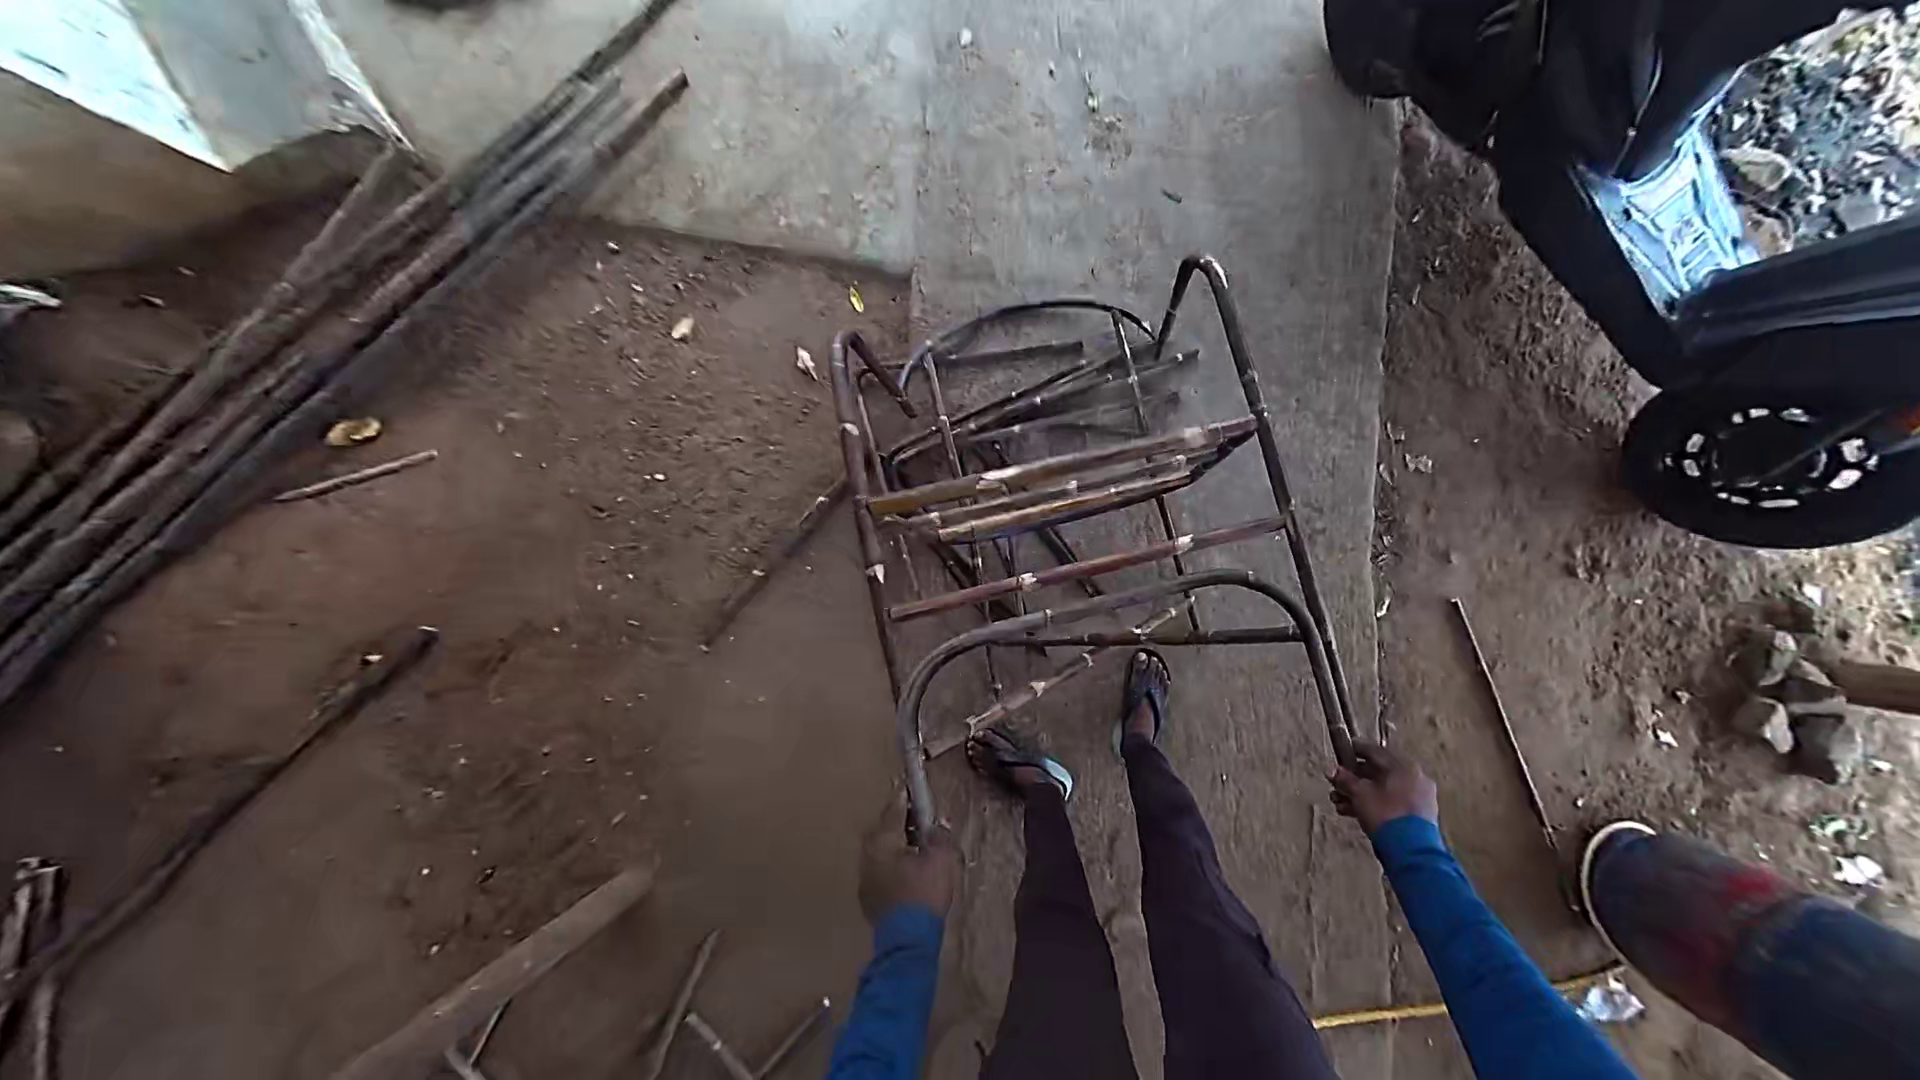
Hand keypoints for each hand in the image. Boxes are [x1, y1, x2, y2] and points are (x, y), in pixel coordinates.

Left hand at [857, 793, 956, 923]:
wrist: (906, 944)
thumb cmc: (923, 894)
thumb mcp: (940, 860)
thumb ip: (938, 836)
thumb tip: (937, 824)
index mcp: (882, 839)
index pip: (895, 807)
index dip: (908, 798)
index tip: (917, 791)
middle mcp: (867, 853)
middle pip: (886, 829)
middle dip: (904, 824)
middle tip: (923, 824)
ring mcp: (864, 876)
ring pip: (883, 851)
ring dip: (899, 846)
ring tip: (919, 850)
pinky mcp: (868, 897)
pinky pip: (882, 870)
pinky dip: (894, 866)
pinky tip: (910, 874)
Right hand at [1328, 740, 1438, 833]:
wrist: (1411, 851)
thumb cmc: (1384, 813)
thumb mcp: (1359, 792)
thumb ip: (1344, 779)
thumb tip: (1330, 769)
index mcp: (1403, 767)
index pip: (1375, 751)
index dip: (1355, 749)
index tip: (1341, 749)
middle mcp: (1414, 779)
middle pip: (1377, 771)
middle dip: (1353, 777)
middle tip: (1335, 783)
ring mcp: (1418, 798)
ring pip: (1382, 789)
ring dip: (1358, 793)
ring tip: (1338, 801)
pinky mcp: (1417, 815)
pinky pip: (1390, 802)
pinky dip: (1372, 803)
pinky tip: (1350, 811)